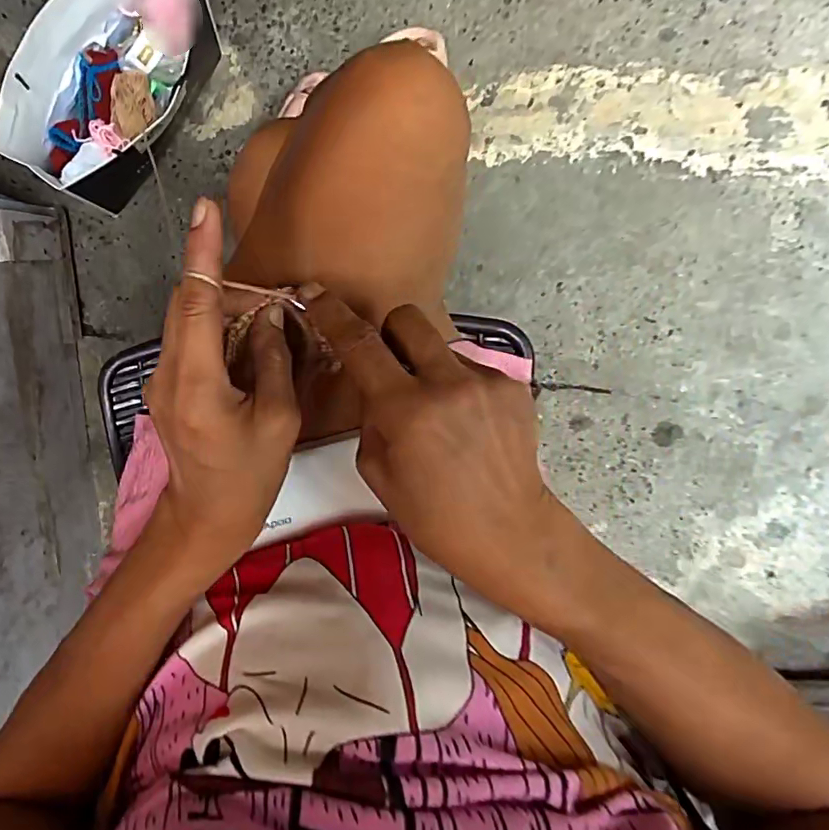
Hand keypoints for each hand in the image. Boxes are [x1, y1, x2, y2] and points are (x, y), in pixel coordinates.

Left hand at [141, 198, 299, 586]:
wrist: (203, 516)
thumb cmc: (247, 477)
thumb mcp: (278, 420)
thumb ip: (273, 358)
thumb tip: (269, 314)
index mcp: (196, 382)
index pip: (195, 302)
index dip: (201, 252)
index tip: (204, 209)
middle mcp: (168, 373)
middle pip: (189, 305)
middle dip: (227, 288)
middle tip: (270, 300)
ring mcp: (160, 379)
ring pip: (186, 320)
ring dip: (222, 309)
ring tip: (262, 321)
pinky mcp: (164, 385)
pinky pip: (187, 340)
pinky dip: (214, 330)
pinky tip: (244, 344)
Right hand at [303, 296, 595, 626]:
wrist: (511, 534)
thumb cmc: (432, 514)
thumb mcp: (376, 469)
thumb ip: (369, 415)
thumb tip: (375, 385)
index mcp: (405, 409)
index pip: (360, 343)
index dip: (332, 314)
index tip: (316, 295)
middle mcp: (447, 384)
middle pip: (406, 318)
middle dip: (388, 333)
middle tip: (386, 363)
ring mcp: (486, 381)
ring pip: (439, 343)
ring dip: (424, 363)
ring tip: (434, 407)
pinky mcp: (512, 386)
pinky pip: (468, 366)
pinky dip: (455, 383)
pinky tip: (463, 420)